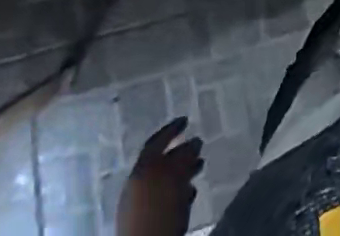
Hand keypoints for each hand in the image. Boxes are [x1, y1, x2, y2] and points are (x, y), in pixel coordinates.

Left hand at [117, 118, 204, 235]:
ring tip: (200, 166)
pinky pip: (166, 196)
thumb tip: (194, 143)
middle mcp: (138, 183)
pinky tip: (191, 192)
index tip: (186, 119)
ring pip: (165, 178)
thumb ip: (183, 159)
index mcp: (142, 170)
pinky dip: (179, 189)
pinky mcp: (148, 218)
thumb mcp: (174, 180)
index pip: (155, 143)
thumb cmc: (159, 212)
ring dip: (183, 170)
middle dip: (181, 150)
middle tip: (199, 143)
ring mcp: (141, 202)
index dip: (170, 130)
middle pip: (161, 160)